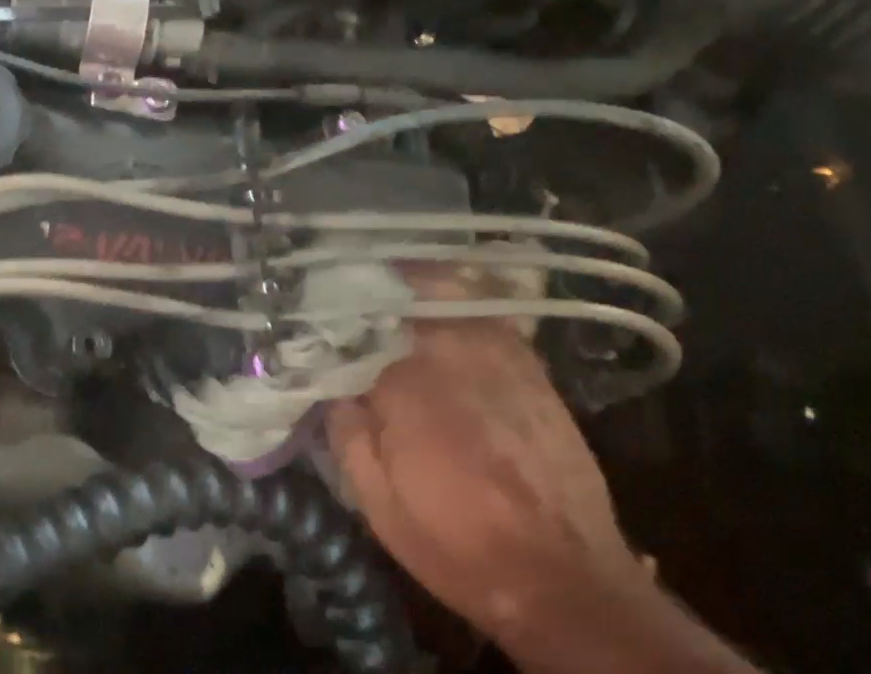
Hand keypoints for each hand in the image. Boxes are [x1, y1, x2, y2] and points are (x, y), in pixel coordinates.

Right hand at [326, 316, 651, 639]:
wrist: (567, 584)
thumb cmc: (457, 545)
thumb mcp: (374, 499)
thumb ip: (343, 428)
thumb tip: (323, 379)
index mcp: (406, 386)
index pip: (349, 325)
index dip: (323, 319)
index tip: (303, 317)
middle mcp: (455, 357)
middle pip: (398, 295)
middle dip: (364, 290)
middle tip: (336, 296)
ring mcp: (502, 359)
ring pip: (445, 294)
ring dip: (408, 288)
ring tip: (380, 293)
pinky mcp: (533, 373)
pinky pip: (483, 318)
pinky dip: (453, 307)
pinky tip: (435, 320)